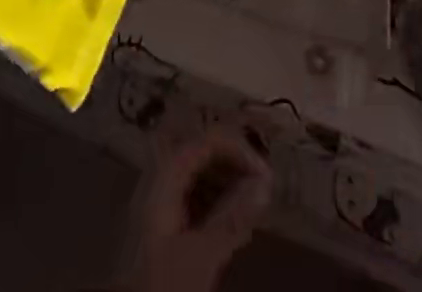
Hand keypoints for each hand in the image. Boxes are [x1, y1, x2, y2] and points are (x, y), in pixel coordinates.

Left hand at [121, 128, 272, 291]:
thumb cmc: (166, 284)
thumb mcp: (203, 254)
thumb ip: (232, 217)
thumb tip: (265, 182)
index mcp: (161, 182)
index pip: (197, 144)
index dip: (234, 148)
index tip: (266, 172)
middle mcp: (155, 182)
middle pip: (189, 146)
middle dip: (225, 153)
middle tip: (258, 175)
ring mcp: (156, 200)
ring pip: (190, 168)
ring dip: (221, 173)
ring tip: (254, 194)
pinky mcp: (163, 222)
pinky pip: (190, 192)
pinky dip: (214, 195)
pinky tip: (236, 217)